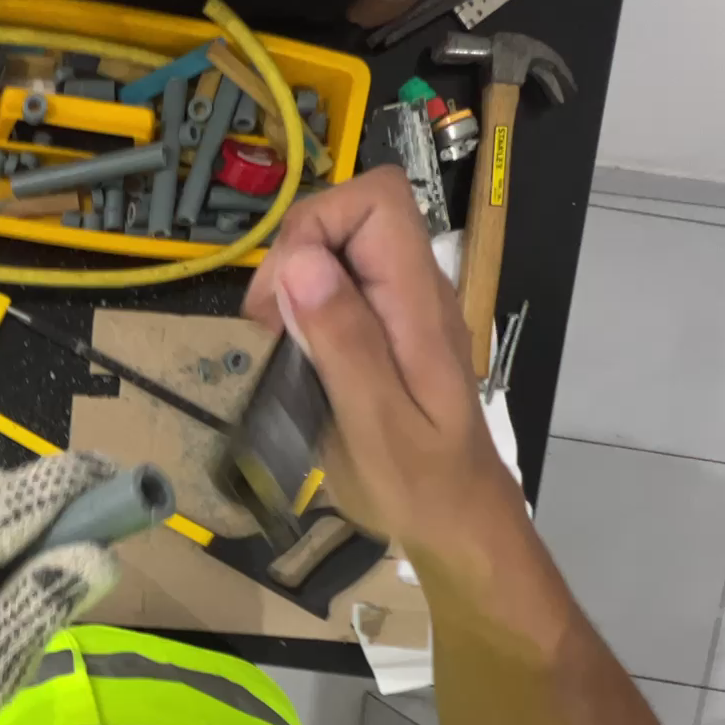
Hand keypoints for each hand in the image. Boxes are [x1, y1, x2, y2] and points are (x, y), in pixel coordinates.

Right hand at [242, 167, 526, 569]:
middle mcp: (413, 292)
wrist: (456, 521)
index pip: (375, 202)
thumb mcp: (374, 421)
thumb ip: (343, 341)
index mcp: (418, 304)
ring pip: (339, 251)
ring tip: (276, 339)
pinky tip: (292, 350)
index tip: (280, 293)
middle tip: (269, 323)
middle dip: (294, 254)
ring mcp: (399, 310)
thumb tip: (300, 263)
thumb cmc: (419, 484)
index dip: (316, 225)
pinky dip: (300, 305)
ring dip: (292, 281)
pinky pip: (336, 288)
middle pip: (352, 216)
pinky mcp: (382, 331)